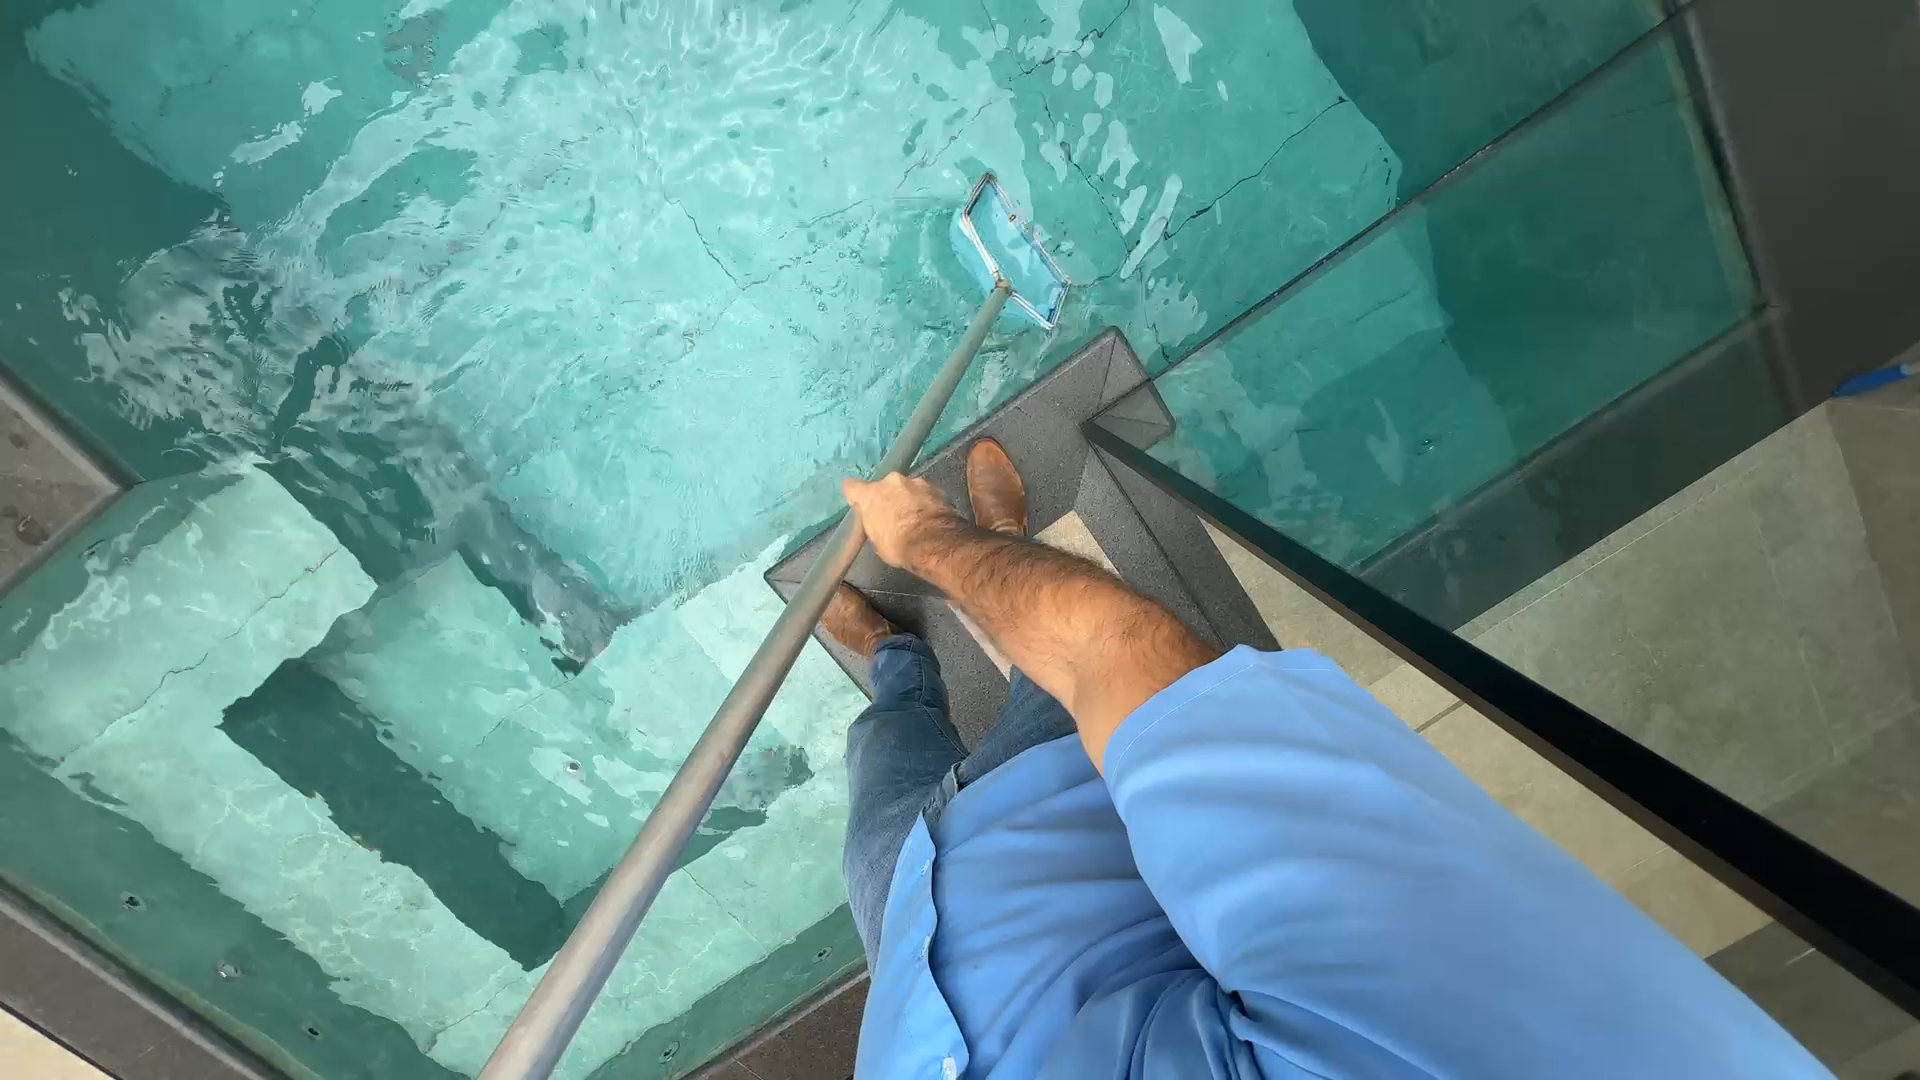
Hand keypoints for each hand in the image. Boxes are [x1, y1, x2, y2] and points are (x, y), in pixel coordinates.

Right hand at [842, 472, 963, 570]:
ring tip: (917, 518)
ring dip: (910, 499)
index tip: (859, 504)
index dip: (855, 495)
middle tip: (895, 515)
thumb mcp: (877, 540)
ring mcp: (917, 482)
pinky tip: (932, 519)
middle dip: (889, 497)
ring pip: (909, 488)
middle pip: (885, 487)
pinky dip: (927, 504)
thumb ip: (875, 523)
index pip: (852, 487)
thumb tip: (880, 522)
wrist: (934, 544)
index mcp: (871, 494)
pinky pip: (927, 495)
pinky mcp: (937, 489)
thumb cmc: (898, 546)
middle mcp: (892, 481)